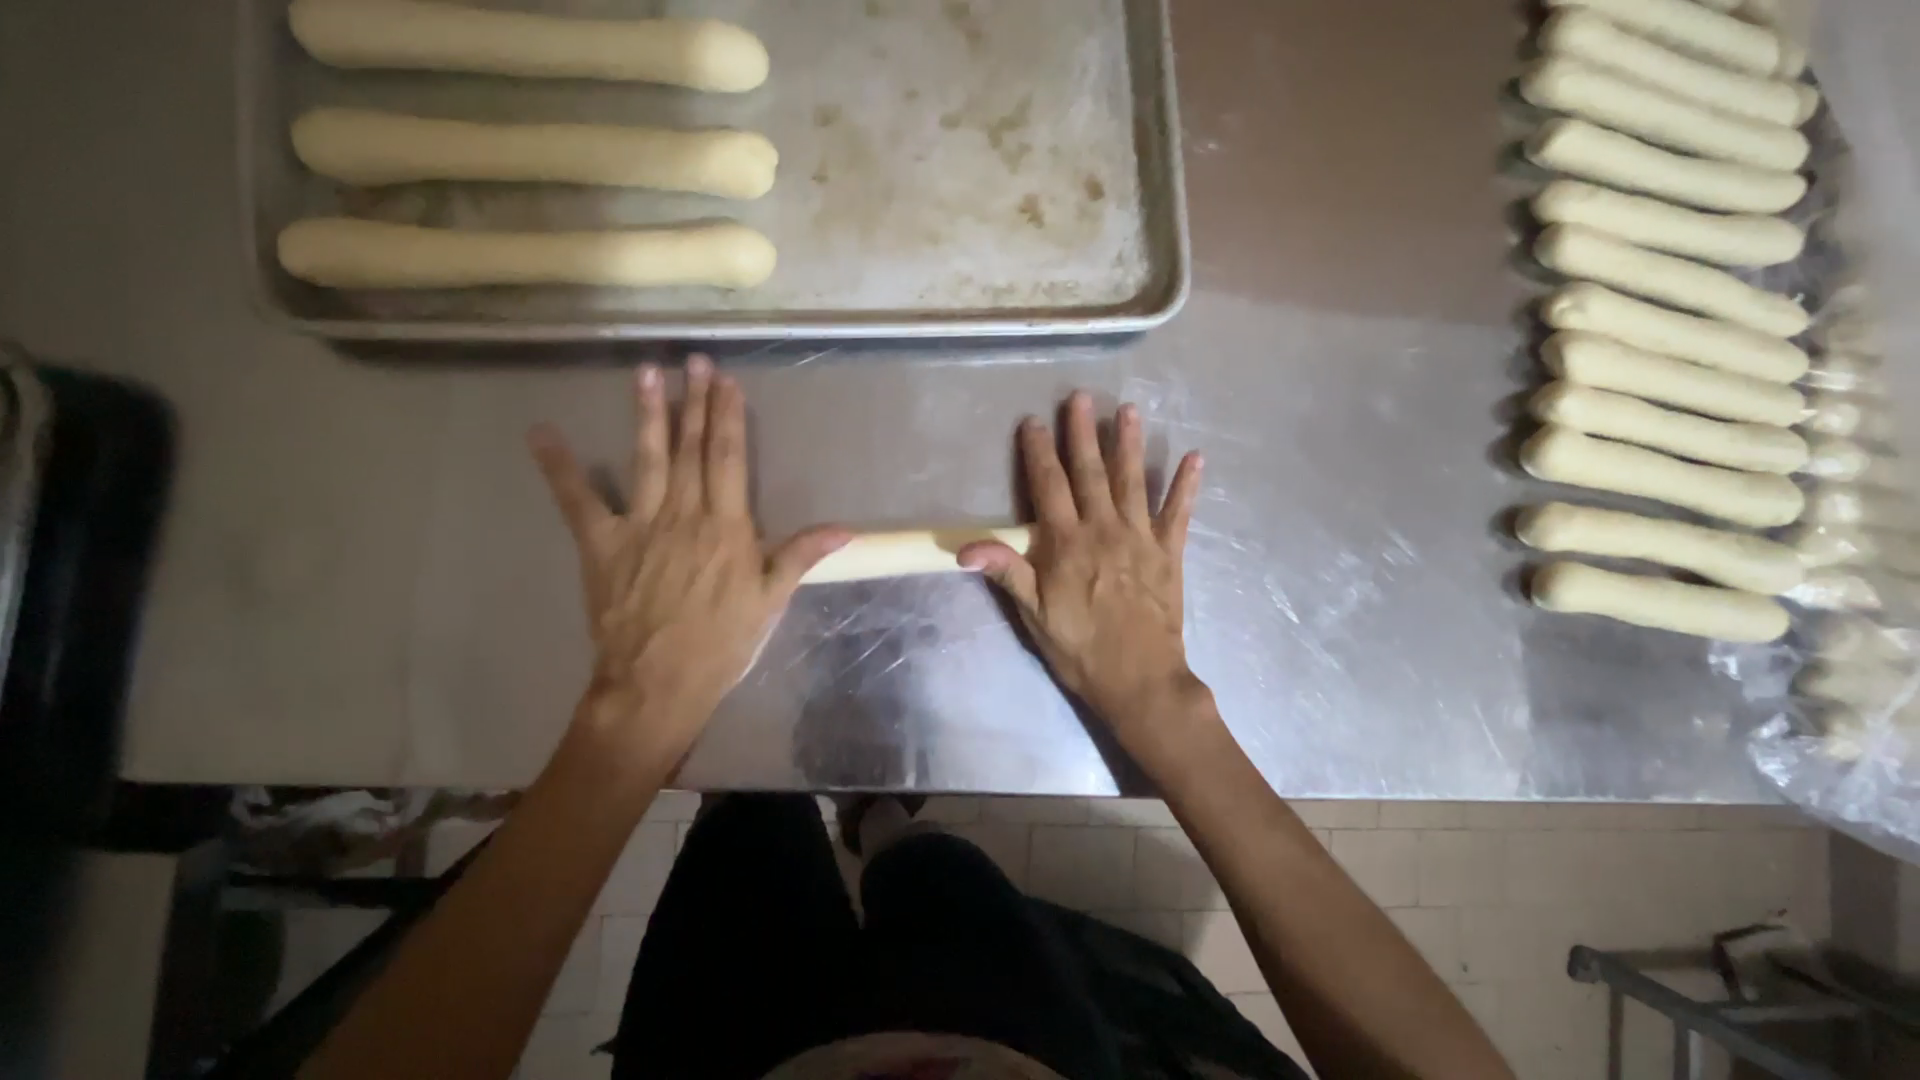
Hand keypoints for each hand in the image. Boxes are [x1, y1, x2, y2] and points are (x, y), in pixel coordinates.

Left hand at [528, 356, 848, 762]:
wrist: (658, 683)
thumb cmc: (722, 645)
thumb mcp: (770, 603)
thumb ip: (800, 557)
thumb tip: (846, 529)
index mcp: (728, 528)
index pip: (728, 460)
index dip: (728, 418)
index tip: (726, 382)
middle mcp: (685, 516)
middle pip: (691, 449)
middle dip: (695, 402)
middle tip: (694, 360)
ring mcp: (640, 526)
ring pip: (647, 459)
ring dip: (648, 414)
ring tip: (646, 373)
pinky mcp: (601, 544)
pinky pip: (577, 500)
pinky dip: (559, 466)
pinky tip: (541, 432)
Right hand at [959, 392, 1209, 759]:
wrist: (1140, 679)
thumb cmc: (1080, 650)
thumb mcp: (1035, 616)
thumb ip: (1008, 573)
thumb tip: (964, 546)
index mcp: (1066, 544)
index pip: (1048, 487)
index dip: (1039, 453)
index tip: (1033, 422)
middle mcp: (1103, 530)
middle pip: (1090, 472)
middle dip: (1083, 433)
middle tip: (1080, 397)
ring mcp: (1140, 538)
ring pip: (1132, 481)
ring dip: (1130, 444)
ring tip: (1128, 410)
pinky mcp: (1169, 553)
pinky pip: (1179, 513)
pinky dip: (1186, 485)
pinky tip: (1195, 458)